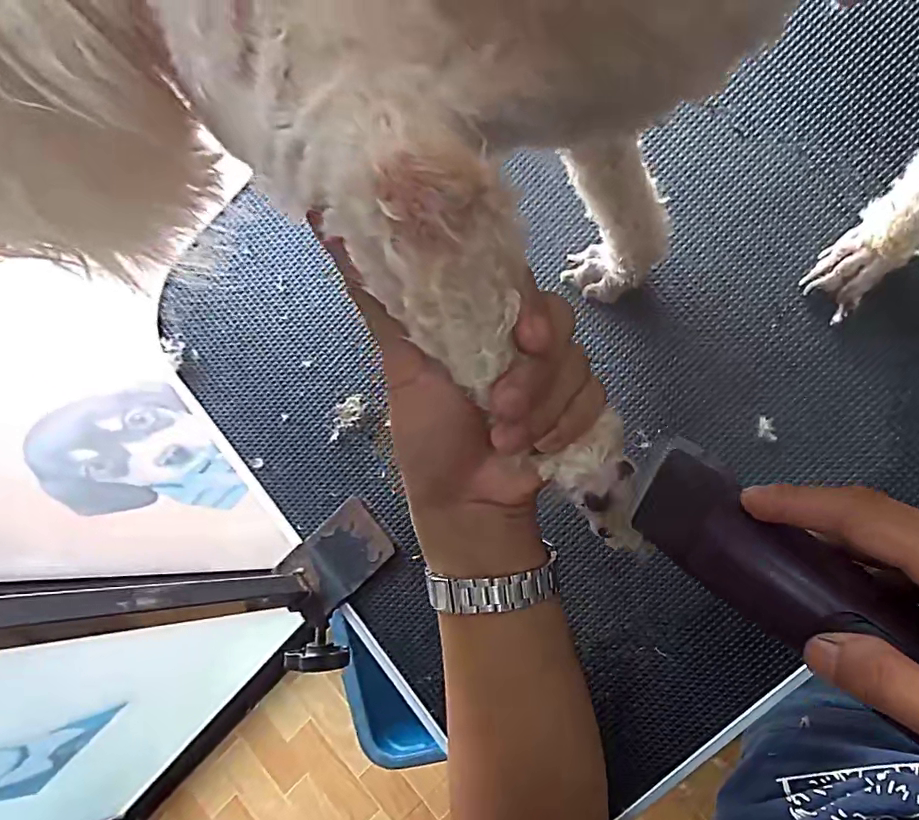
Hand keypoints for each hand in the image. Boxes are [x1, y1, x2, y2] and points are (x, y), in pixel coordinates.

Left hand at [324, 237, 604, 575]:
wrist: (466, 502)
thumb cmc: (430, 438)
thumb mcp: (400, 365)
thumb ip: (379, 297)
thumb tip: (324, 219)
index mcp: (484, 320)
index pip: (521, 283)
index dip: (530, 306)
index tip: (524, 338)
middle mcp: (525, 341)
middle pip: (560, 324)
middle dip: (533, 377)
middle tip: (500, 410)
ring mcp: (557, 375)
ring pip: (579, 366)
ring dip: (543, 412)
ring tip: (506, 441)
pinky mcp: (580, 407)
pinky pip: (594, 400)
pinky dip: (566, 427)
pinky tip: (539, 450)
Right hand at [743, 484, 918, 819]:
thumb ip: (886, 681)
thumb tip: (816, 644)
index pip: (865, 517)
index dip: (800, 504)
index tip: (750, 501)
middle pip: (884, 526)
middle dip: (819, 534)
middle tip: (766, 561)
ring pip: (913, 550)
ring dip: (859, 565)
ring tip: (810, 596)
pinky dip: (896, 583)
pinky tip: (881, 620)